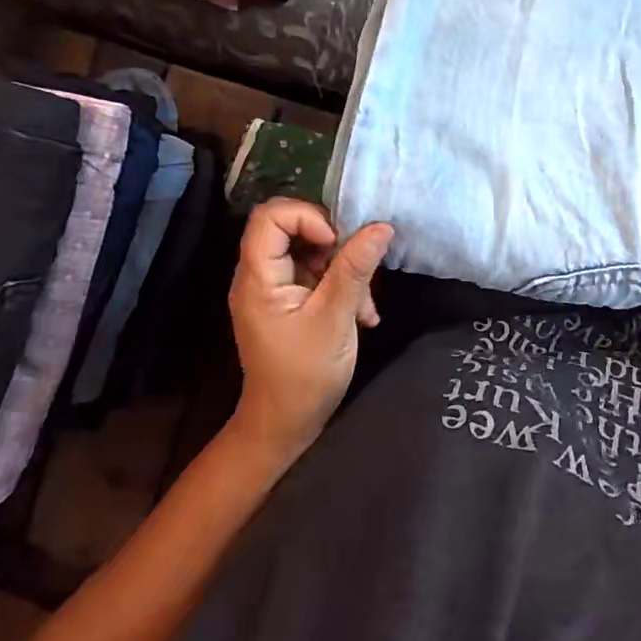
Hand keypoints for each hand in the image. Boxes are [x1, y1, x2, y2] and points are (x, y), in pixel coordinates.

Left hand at [227, 198, 393, 455]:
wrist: (287, 424)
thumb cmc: (305, 374)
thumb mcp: (336, 318)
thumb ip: (355, 269)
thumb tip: (382, 226)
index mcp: (258, 278)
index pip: (271, 216)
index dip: (307, 217)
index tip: (336, 243)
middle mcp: (259, 276)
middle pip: (292, 228)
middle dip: (334, 244)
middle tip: (359, 271)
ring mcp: (274, 288)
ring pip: (310, 251)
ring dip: (345, 269)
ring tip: (365, 305)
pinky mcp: (290, 300)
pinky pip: (316, 274)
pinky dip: (341, 286)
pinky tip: (361, 314)